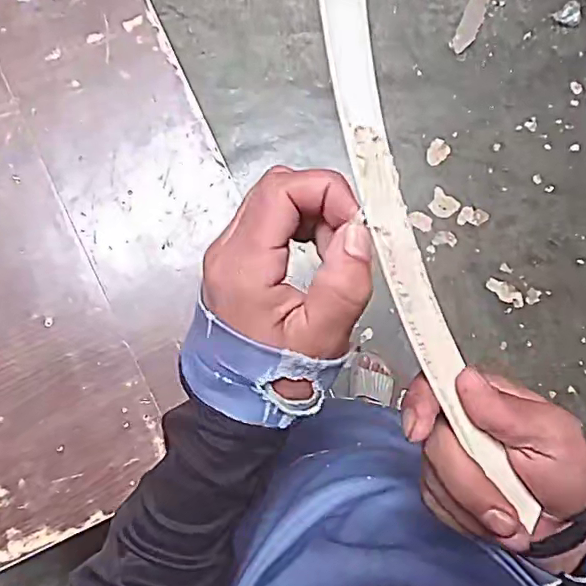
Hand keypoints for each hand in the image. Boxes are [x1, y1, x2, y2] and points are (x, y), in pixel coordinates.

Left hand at [203, 167, 373, 398]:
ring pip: (273, 200)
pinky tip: (318, 255)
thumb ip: (343, 283)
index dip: (327, 191)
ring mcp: (227, 252)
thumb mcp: (321, 337)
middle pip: (276, 187)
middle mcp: (226, 250)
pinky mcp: (234, 259)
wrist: (239, 399)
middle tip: (348, 238)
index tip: (357, 222)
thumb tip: (358, 232)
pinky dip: (300, 225)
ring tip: (335, 253)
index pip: (282, 190)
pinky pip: (269, 220)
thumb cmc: (275, 375)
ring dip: (314, 212)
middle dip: (323, 200)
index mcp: (243, 264)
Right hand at [400, 368, 585, 556]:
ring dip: (474, 506)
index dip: (419, 404)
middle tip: (508, 507)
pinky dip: (467, 518)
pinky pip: (435, 501)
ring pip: (433, 476)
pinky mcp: (441, 485)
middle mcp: (459, 422)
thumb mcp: (553, 436)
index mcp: (483, 398)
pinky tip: (493, 519)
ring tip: (511, 516)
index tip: (420, 432)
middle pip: (434, 443)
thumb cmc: (566, 472)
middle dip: (470, 482)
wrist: (568, 523)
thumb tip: (466, 380)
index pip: (434, 385)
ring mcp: (446, 455)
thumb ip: (508, 411)